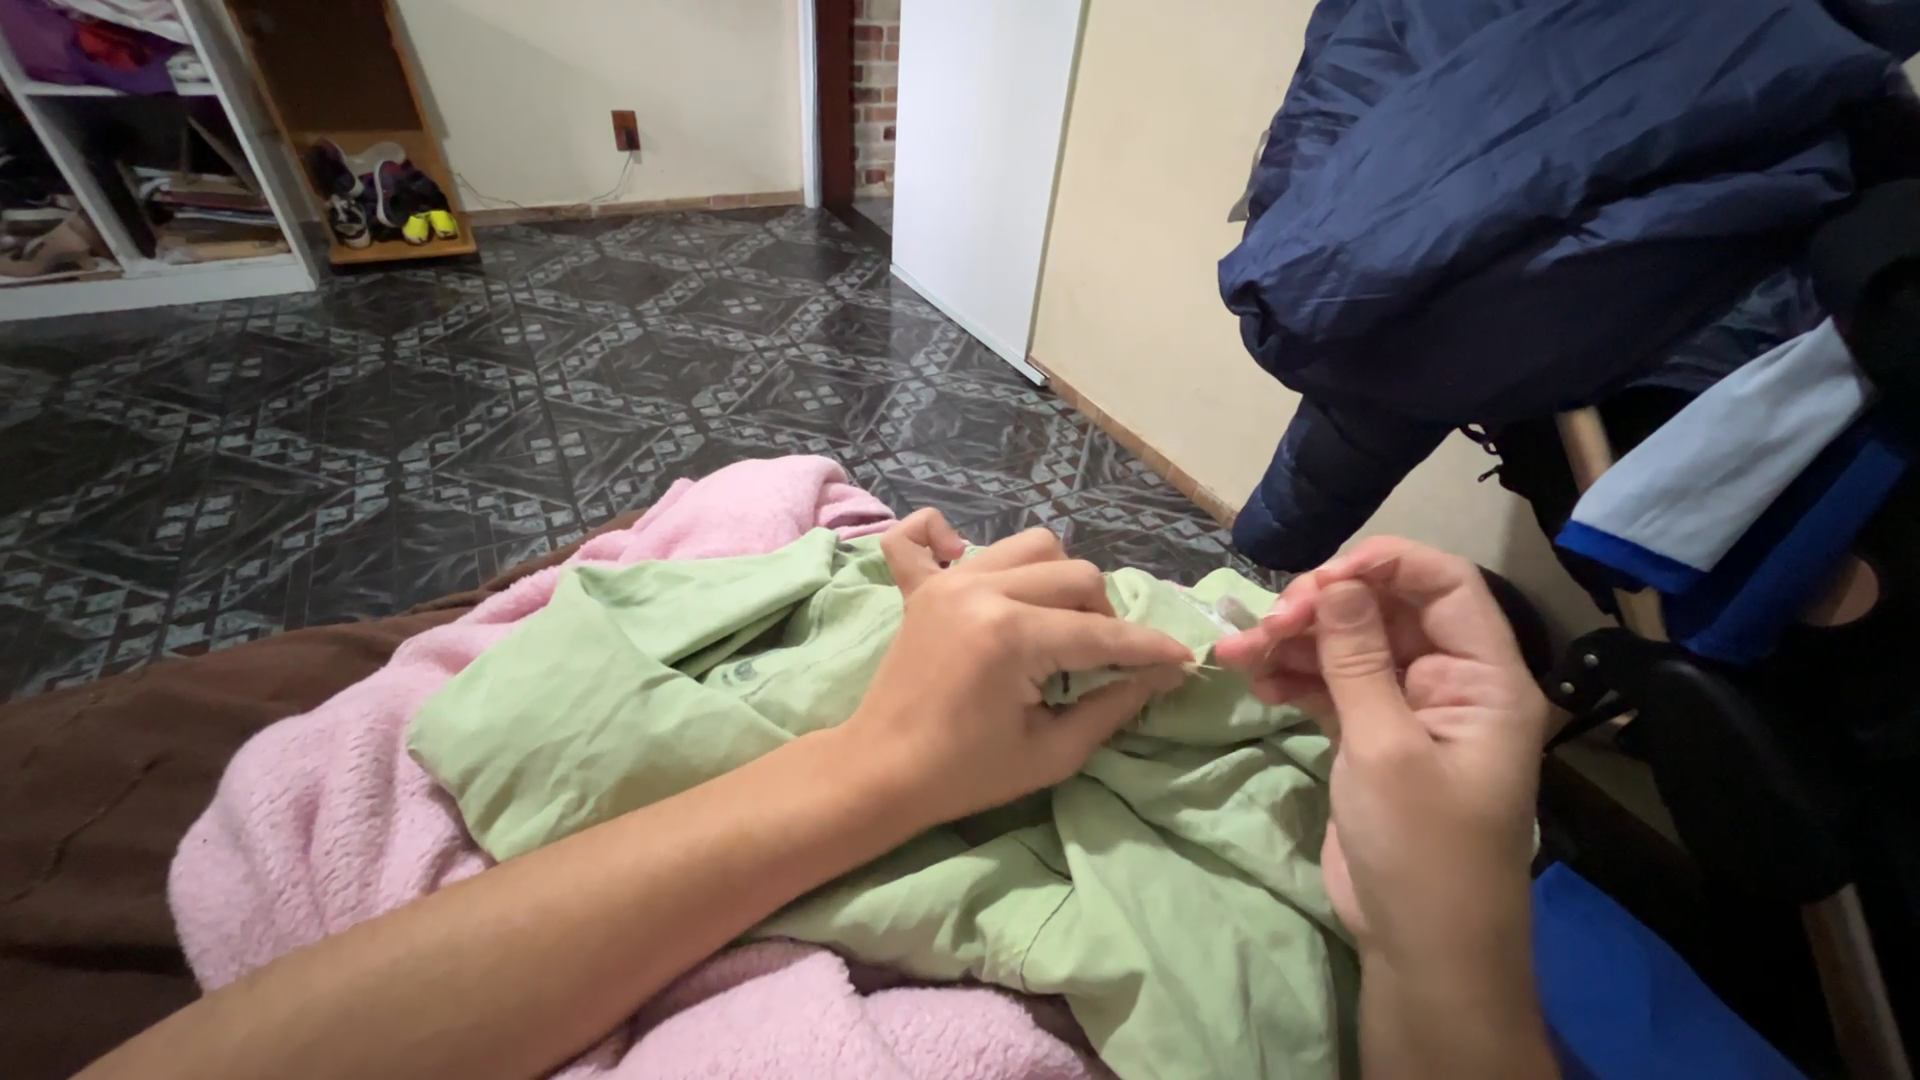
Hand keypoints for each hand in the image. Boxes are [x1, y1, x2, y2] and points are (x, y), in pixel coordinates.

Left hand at [839, 510, 1191, 832]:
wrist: (881, 773)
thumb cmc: (966, 774)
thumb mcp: (1052, 753)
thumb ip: (1113, 705)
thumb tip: (1163, 673)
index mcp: (1011, 636)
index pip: (1100, 633)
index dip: (1148, 649)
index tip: (1182, 660)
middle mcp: (980, 592)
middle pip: (1074, 575)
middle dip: (1104, 617)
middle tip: (1101, 661)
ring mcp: (946, 583)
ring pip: (1029, 546)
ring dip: (1056, 579)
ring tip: (1054, 622)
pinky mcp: (920, 587)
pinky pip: (920, 534)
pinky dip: (943, 535)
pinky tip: (962, 559)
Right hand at [1214, 538, 1548, 970]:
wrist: (1420, 948)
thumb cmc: (1421, 849)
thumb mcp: (1385, 747)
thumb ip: (1357, 659)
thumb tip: (1336, 581)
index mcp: (1482, 678)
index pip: (1444, 585)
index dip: (1382, 564)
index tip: (1316, 579)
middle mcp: (1446, 681)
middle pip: (1381, 610)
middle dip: (1319, 608)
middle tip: (1265, 625)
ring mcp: (1403, 707)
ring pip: (1344, 645)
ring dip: (1291, 642)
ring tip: (1238, 653)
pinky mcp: (1367, 733)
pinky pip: (1327, 683)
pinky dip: (1292, 676)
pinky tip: (1257, 681)